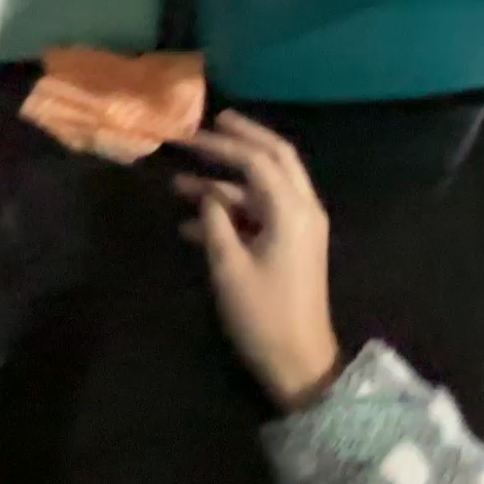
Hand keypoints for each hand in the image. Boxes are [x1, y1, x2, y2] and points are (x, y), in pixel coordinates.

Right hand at [175, 112, 340, 411]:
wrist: (300, 361)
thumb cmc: (264, 315)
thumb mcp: (230, 267)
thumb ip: (216, 222)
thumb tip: (207, 194)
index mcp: (293, 211)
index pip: (257, 160)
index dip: (222, 145)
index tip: (190, 136)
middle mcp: (303, 208)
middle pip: (275, 158)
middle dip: (243, 138)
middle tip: (212, 123)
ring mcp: (300, 225)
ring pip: (264, 187)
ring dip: (226, 181)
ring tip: (180, 182)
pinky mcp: (292, 242)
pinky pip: (261, 212)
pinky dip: (232, 210)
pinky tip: (192, 222)